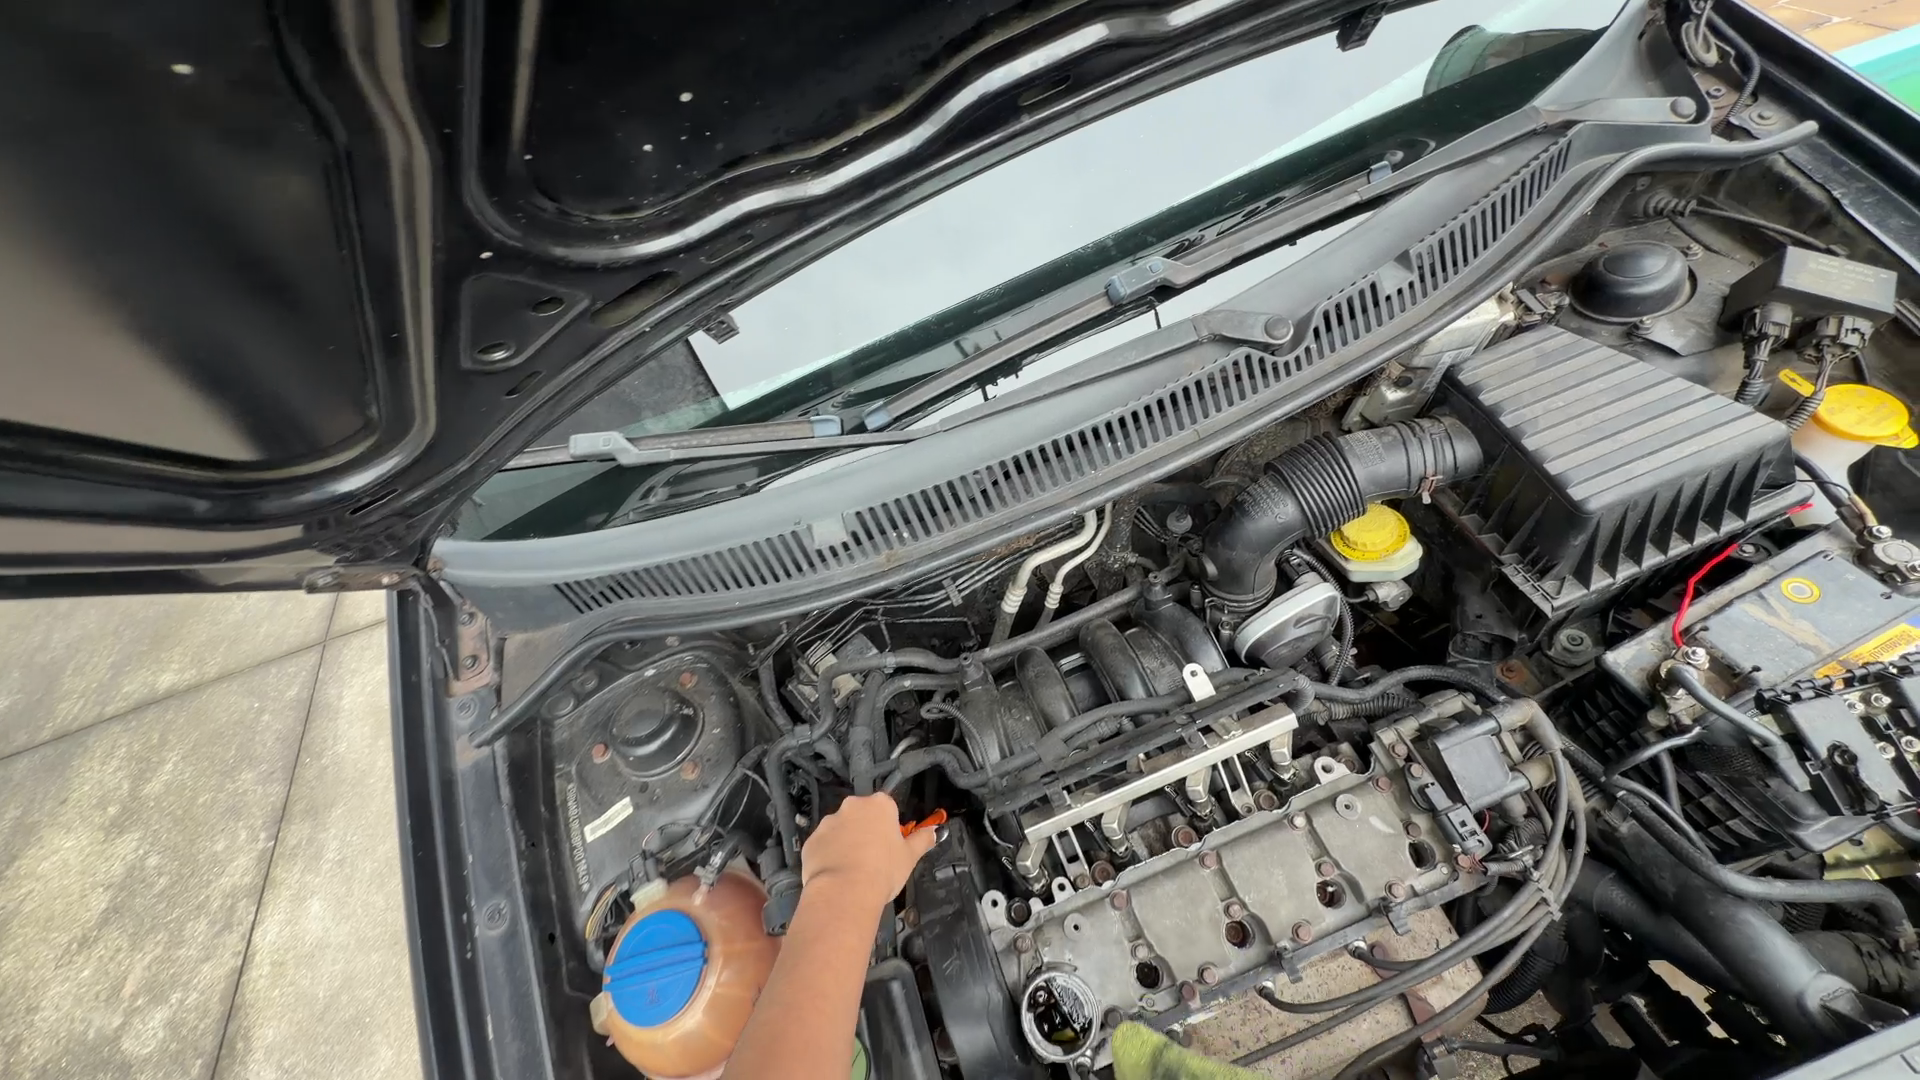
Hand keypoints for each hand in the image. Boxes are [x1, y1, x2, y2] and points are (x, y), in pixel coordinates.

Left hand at [799, 793, 939, 911]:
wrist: (844, 891)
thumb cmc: (883, 871)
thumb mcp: (910, 856)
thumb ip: (923, 840)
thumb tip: (935, 832)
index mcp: (880, 805)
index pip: (887, 807)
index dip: (889, 827)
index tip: (889, 845)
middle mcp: (852, 806)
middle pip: (862, 815)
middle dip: (866, 831)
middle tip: (872, 857)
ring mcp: (829, 822)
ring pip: (841, 829)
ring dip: (846, 842)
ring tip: (853, 869)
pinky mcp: (812, 840)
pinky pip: (823, 845)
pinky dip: (829, 855)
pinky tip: (836, 874)